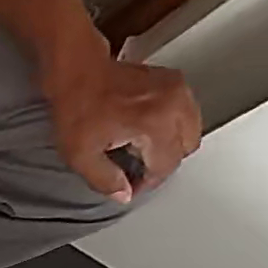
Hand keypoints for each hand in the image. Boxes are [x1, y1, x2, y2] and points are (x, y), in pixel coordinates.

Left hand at [45, 58, 201, 202]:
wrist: (76, 72)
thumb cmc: (76, 107)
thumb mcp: (81, 154)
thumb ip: (104, 179)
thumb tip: (123, 194)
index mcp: (156, 124)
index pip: (166, 165)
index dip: (147, 182)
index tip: (131, 187)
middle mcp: (175, 104)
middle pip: (186, 147)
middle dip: (162, 164)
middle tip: (136, 172)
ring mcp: (177, 89)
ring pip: (191, 129)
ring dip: (170, 145)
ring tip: (138, 153)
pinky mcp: (173, 80)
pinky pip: (185, 111)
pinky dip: (171, 125)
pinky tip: (144, 132)